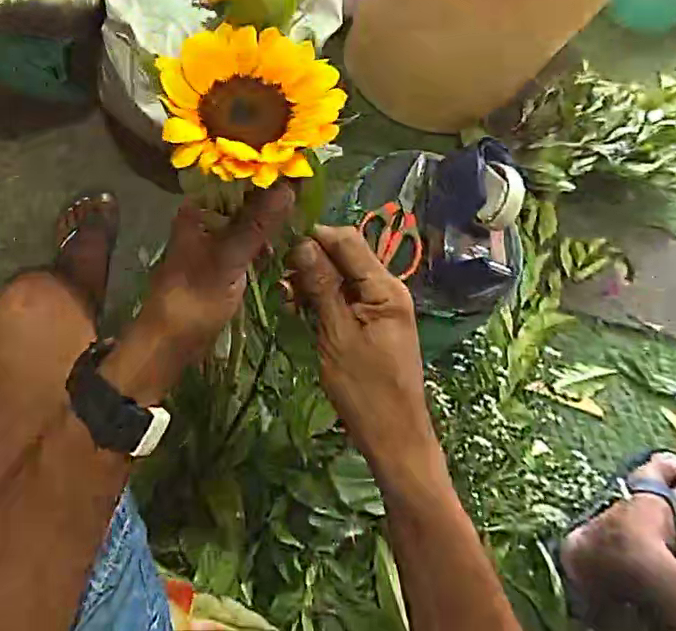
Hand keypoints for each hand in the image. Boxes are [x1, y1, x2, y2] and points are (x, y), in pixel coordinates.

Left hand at [110, 185, 293, 402]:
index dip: (263, 175)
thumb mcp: (229, 256)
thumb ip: (258, 223)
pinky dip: (263, 245)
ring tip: (299, 222)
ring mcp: (214, 241)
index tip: (296, 174)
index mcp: (197, 208)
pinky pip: (248, 244)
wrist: (170, 342)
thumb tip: (288, 188)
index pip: (233, 179)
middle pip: (243, 200)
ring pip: (248, 222)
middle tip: (305, 199)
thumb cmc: (194, 295)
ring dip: (270, 224)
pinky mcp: (223, 262)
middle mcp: (204, 218)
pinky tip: (282, 248)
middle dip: (271, 200)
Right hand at [287, 225, 435, 468]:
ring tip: (287, 299)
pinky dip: (320, 297)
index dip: (314, 237)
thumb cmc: (366, 390)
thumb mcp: (337, 335)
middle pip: (343, 255)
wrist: (394, 439)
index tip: (281, 247)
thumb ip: (321, 286)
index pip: (347, 241)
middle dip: (310, 260)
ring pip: (339, 275)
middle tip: (281, 279)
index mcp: (384, 288)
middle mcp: (386, 288)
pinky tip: (299, 309)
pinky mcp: (371, 320)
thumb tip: (302, 243)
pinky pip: (343, 295)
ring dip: (312, 280)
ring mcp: (379, 304)